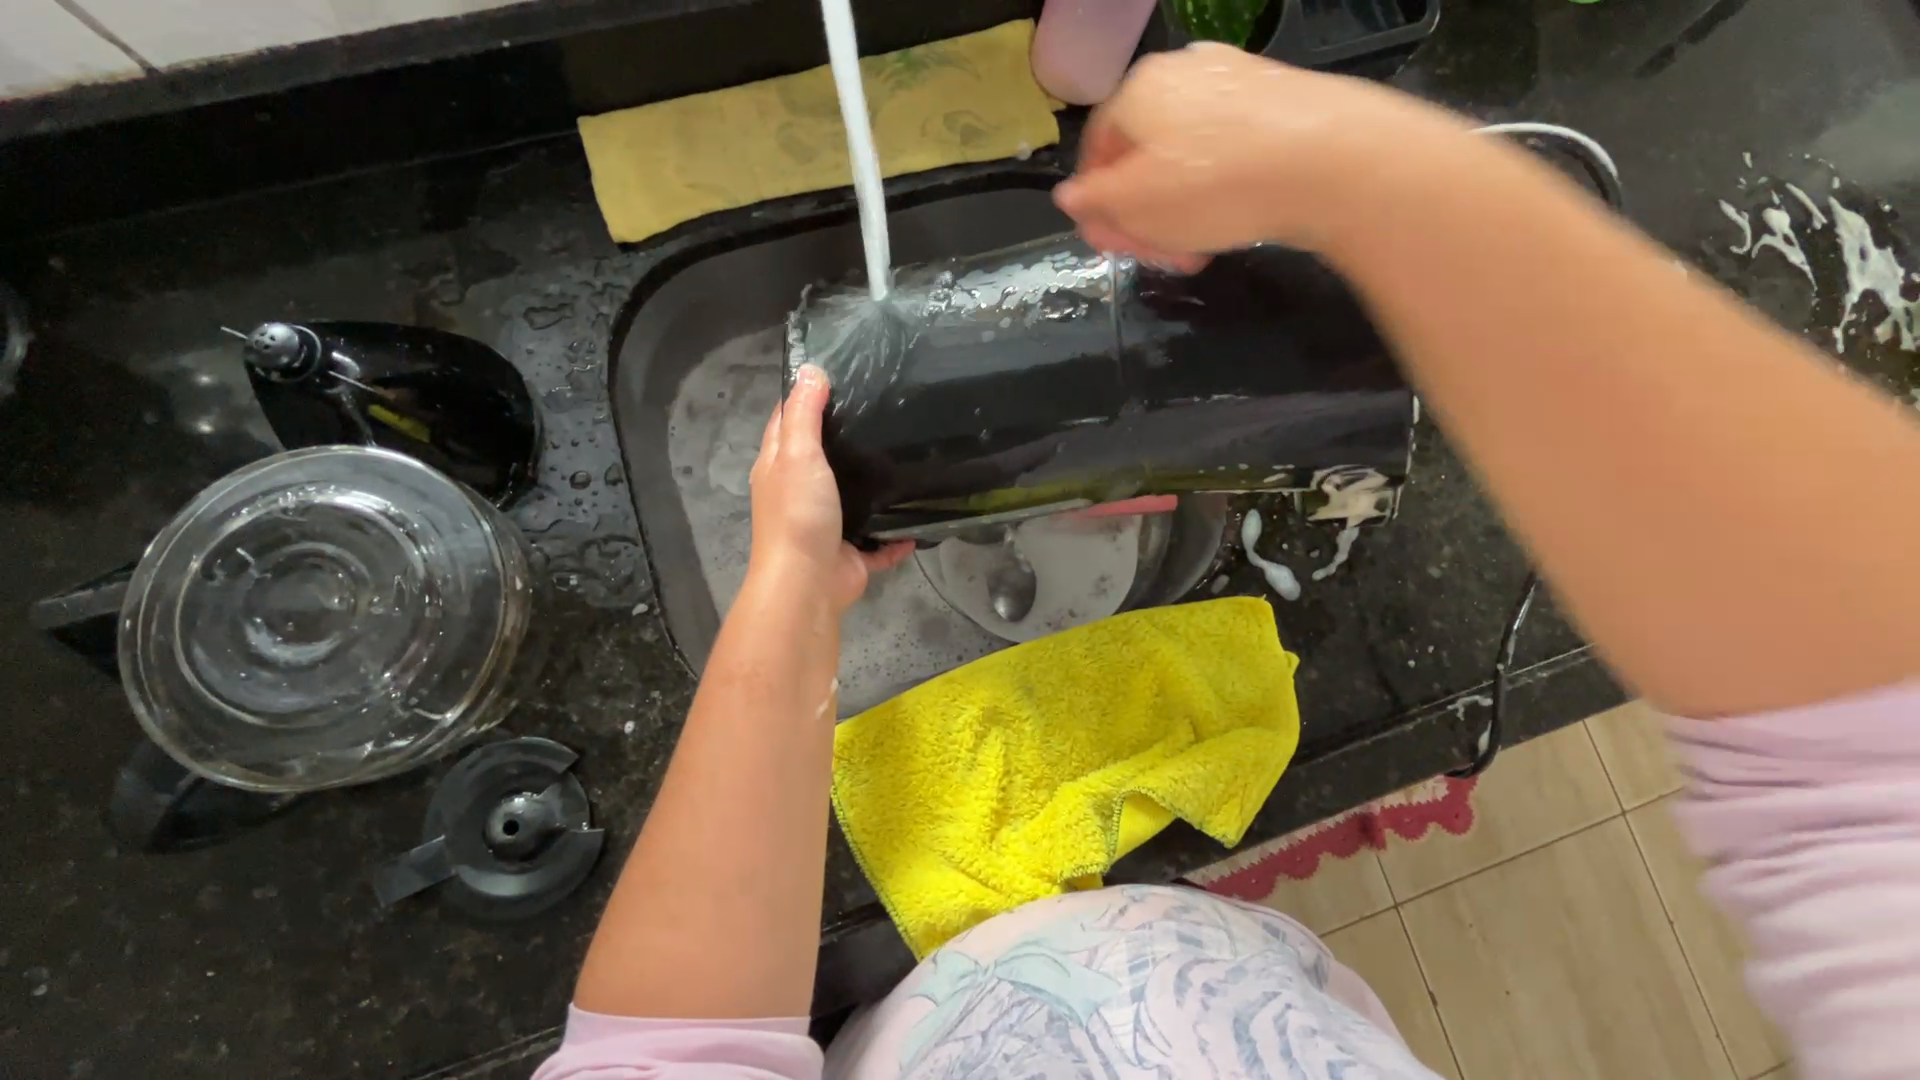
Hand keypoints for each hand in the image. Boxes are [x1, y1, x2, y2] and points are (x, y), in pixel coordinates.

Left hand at [746, 364, 912, 614]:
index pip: (788, 421)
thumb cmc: (798, 514)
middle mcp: (799, 494)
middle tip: (886, 412)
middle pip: (822, 459)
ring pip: (852, 499)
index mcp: (779, 467)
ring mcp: (825, 526)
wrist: (807, 585)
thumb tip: (811, 371)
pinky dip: (896, 537)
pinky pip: (879, 542)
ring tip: (907, 457)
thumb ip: (805, 414)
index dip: (806, 397)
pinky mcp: (850, 555)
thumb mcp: (798, 454)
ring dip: (873, 487)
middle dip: (846, 439)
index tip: (840, 375)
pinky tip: (919, 522)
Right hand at [1052, 43, 1465, 266]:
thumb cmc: (1212, 186)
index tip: (1109, 242)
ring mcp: (1235, 82)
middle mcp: (1184, 73)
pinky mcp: (1278, 102)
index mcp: (1138, 90)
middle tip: (1154, 257)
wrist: (1330, 161)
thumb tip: (1071, 196)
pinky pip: (1228, 153)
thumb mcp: (1133, 207)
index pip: (1096, 149)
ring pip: (1186, 160)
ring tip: (1194, 253)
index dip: (1096, 202)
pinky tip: (1230, 226)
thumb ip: (1093, 203)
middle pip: (1143, 156)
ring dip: (1179, 214)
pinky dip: (1218, 192)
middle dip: (1142, 216)